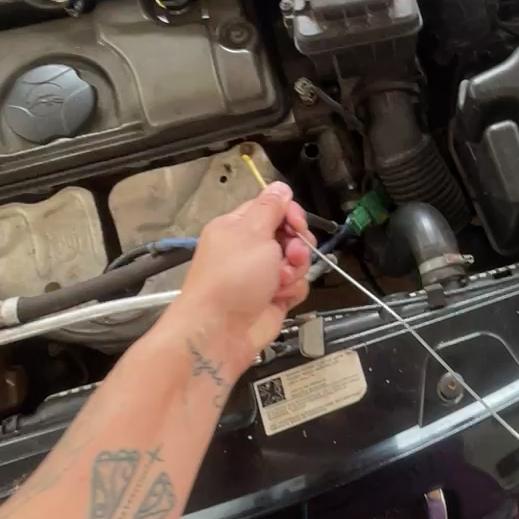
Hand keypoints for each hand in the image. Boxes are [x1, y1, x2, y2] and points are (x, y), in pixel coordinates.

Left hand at [167, 181, 311, 357]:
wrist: (221, 332)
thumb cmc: (230, 279)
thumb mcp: (252, 233)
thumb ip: (270, 207)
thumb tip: (279, 187)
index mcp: (237, 227)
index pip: (272, 208)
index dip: (289, 214)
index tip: (296, 224)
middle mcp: (249, 249)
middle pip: (290, 234)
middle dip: (297, 244)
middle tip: (290, 254)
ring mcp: (263, 274)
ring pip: (298, 260)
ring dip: (295, 269)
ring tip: (281, 280)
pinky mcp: (274, 296)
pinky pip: (297, 284)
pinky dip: (292, 290)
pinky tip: (279, 296)